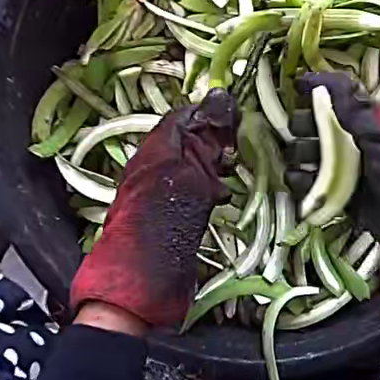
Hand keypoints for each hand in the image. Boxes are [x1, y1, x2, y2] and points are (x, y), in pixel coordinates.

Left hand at [69, 90, 237, 331]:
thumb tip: (221, 97)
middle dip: (218, 140)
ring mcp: (160, 191)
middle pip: (190, 139)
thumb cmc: (161, 224)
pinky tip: (223, 197)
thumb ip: (205, 138)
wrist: (140, 283)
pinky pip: (192, 189)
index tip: (239, 120)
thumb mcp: (189, 173)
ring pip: (193, 164)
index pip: (185, 116)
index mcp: (154, 150)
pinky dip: (210, 188)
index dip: (213, 114)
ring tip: (234, 172)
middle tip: (240, 148)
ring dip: (215, 166)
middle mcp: (154, 166)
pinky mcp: (168, 213)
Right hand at [287, 72, 379, 290]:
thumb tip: (329, 82)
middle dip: (303, 125)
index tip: (298, 84)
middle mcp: (350, 140)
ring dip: (299, 153)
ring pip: (305, 152)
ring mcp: (340, 167)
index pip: (339, 96)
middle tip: (302, 132)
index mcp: (367, 122)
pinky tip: (304, 183)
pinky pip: (306, 182)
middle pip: (314, 123)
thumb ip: (357, 112)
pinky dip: (300, 181)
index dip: (318, 87)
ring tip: (305, 162)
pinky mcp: (333, 193)